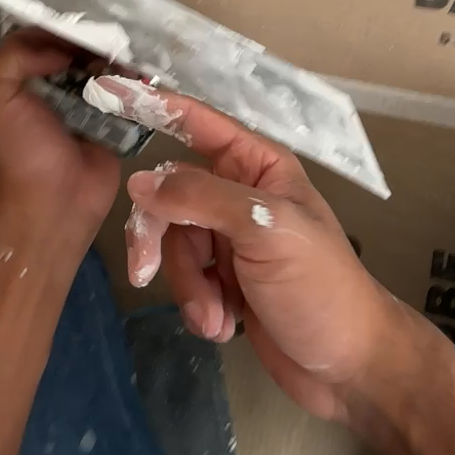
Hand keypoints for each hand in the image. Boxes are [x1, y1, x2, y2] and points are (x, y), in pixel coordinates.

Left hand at [0, 31, 121, 256]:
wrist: (58, 203)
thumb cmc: (23, 152)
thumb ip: (13, 58)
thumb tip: (62, 47)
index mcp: (21, 76)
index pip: (41, 34)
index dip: (60, 24)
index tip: (84, 17)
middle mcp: (54, 82)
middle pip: (77, 45)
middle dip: (95, 36)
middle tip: (118, 27)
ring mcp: (87, 98)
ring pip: (104, 63)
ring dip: (119, 53)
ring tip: (136, 44)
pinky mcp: (115, 115)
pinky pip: (127, 88)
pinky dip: (137, 77)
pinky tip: (146, 67)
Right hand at [85, 76, 401, 423]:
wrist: (348, 365)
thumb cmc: (318, 283)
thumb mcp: (264, 229)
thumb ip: (200, 198)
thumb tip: (139, 182)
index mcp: (258, 165)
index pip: (197, 122)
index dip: (154, 105)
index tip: (105, 88)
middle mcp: (239, 194)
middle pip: (170, 194)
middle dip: (162, 239)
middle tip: (145, 270)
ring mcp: (229, 238)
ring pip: (173, 243)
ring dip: (189, 286)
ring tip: (219, 316)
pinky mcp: (223, 279)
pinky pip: (185, 279)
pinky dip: (198, 305)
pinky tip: (225, 327)